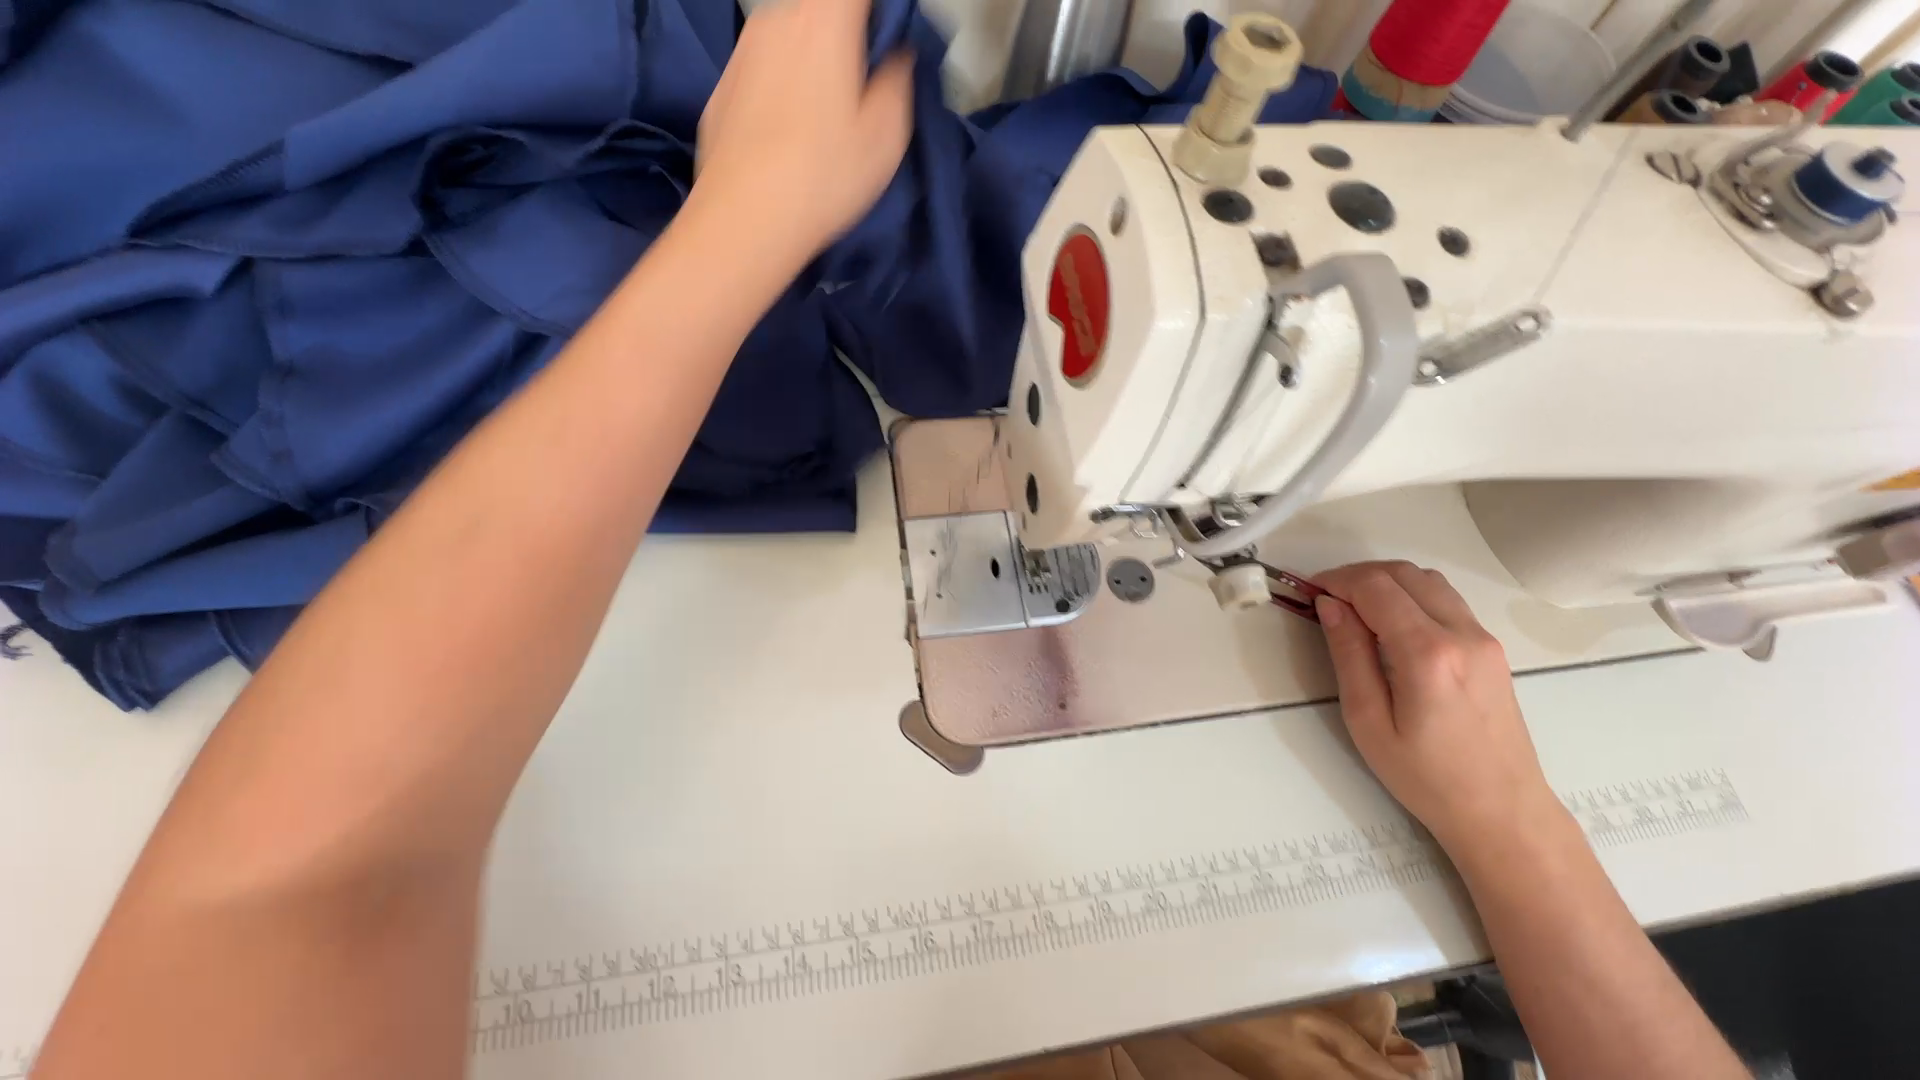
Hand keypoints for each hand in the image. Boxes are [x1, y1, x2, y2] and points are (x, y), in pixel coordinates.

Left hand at [693, 0, 914, 266]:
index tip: (892, 41)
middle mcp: (778, 18)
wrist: (744, 220)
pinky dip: (780, 87)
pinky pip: (762, 72)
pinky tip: (787, 136)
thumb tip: (894, 56)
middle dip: (846, 35)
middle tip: (864, 84)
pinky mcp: (721, 88)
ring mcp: (742, 52)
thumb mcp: (888, 133)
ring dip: (811, 61)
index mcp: (826, 19)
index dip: (880, 12)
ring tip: (824, 115)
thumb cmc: (825, 174)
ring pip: (788, 38)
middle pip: (821, 8)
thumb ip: (899, 78)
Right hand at [1313, 562, 1565, 855]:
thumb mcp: (1368, 721)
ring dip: (1387, 582)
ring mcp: (1484, 638)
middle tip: (1327, 600)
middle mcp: (1462, 634)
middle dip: (1358, 576)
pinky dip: (1412, 595)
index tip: (1310, 593)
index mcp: (1428, 654)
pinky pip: (1447, 600)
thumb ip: (1349, 656)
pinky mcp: (1492, 648)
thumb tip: (1331, 607)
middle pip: (1404, 573)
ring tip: (1356, 610)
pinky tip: (1391, 624)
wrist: (1501, 810)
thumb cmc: (1425, 777)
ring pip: (1429, 580)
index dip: (1337, 580)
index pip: (1376, 587)